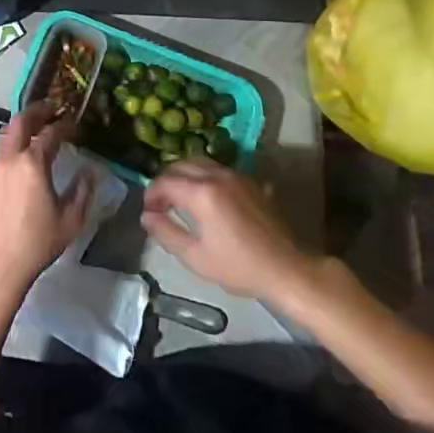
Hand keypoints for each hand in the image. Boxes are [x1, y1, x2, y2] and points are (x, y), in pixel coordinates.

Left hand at [0, 102, 94, 297]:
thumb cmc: (38, 242)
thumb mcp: (71, 220)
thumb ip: (82, 191)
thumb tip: (90, 171)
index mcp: (33, 163)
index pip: (52, 133)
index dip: (66, 125)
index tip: (76, 125)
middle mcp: (11, 157)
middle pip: (22, 120)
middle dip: (39, 110)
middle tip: (54, 108)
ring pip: (8, 131)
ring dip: (24, 122)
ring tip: (39, 124)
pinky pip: (2, 147)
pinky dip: (14, 138)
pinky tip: (24, 149)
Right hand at [141, 159, 325, 302]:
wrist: (287, 269)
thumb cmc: (239, 267)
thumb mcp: (195, 256)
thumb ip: (166, 232)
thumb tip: (147, 216)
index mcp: (202, 192)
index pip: (165, 182)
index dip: (151, 194)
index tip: (148, 211)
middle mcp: (218, 175)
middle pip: (181, 165)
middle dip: (166, 182)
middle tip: (161, 204)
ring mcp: (237, 175)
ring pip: (201, 163)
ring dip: (185, 176)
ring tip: (181, 199)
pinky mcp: (252, 181)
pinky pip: (220, 170)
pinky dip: (205, 177)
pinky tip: (208, 199)